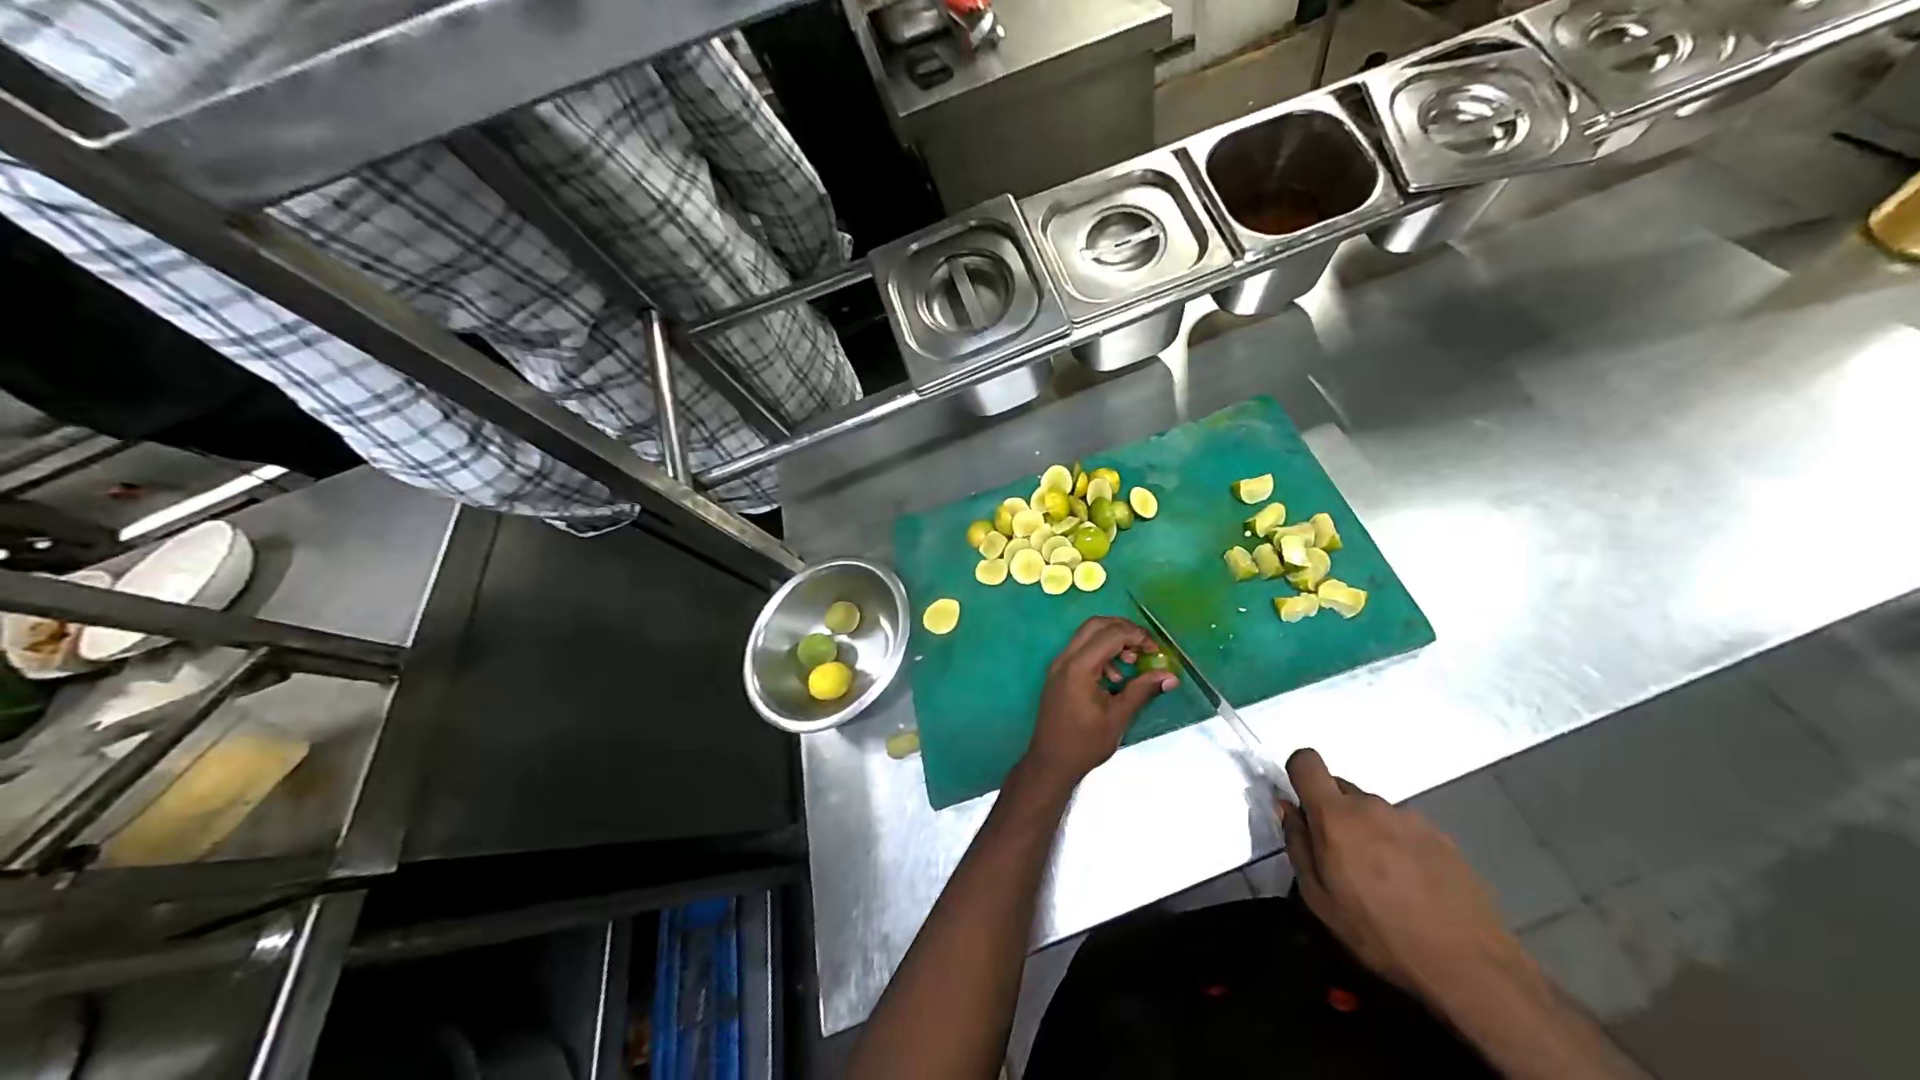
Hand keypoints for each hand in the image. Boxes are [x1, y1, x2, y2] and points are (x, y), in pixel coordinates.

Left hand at [1023, 617, 1178, 785]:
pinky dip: (1101, 652)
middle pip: (1096, 625)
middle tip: (1145, 647)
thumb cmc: (1084, 743)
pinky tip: (1115, 677)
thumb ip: (1142, 690)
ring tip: (1132, 663)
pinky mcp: (1059, 673)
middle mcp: (1065, 659)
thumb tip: (1170, 676)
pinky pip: (1081, 650)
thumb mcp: (1118, 717)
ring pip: (1087, 635)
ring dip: (1112, 640)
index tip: (1156, 652)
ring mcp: (1059, 665)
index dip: (1137, 637)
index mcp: (1078, 667)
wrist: (1050, 762)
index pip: (1111, 634)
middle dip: (1124, 630)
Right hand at [1280, 748, 1522, 995]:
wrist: (1468, 964)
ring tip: (1382, 880)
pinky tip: (1412, 886)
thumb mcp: (1318, 898)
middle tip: (1341, 859)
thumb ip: (1297, 844)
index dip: (1298, 774)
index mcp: (1336, 816)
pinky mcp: (1442, 837)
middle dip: (1334, 814)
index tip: (1302, 805)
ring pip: (1374, 812)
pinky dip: (1399, 846)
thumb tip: (1288, 809)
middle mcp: (1372, 806)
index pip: (1306, 762)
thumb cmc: (1378, 932)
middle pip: (1341, 790)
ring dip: (1368, 832)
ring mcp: (1411, 819)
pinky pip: (1405, 829)